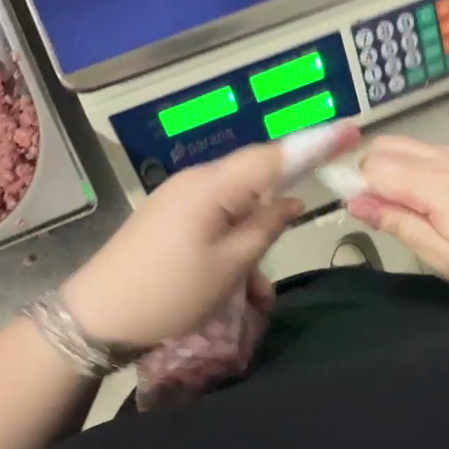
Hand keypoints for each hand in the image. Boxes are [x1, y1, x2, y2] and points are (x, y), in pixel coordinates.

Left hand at [60, 124, 357, 345]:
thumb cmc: (168, 294)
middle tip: (324, 189)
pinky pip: (216, 213)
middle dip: (288, 185)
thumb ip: (266, 227)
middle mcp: (195, 179)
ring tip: (258, 286)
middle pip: (255, 171)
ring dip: (257, 228)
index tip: (352, 131)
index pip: (274, 155)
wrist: (95, 317)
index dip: (316, 143)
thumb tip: (292, 202)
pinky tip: (238, 274)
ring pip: (236, 198)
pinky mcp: (169, 214)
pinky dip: (236, 234)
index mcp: (212, 186)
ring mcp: (178, 195)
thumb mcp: (229, 267)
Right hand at [346, 136, 448, 304]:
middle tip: (380, 210)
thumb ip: (396, 223)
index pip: (376, 164)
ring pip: (412, 146)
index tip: (359, 212)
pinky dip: (420, 167)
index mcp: (438, 182)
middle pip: (389, 145)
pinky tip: (434, 200)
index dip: (357, 185)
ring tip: (407, 208)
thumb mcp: (441, 256)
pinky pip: (436, 151)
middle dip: (372, 171)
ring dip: (396, 168)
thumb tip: (354, 202)